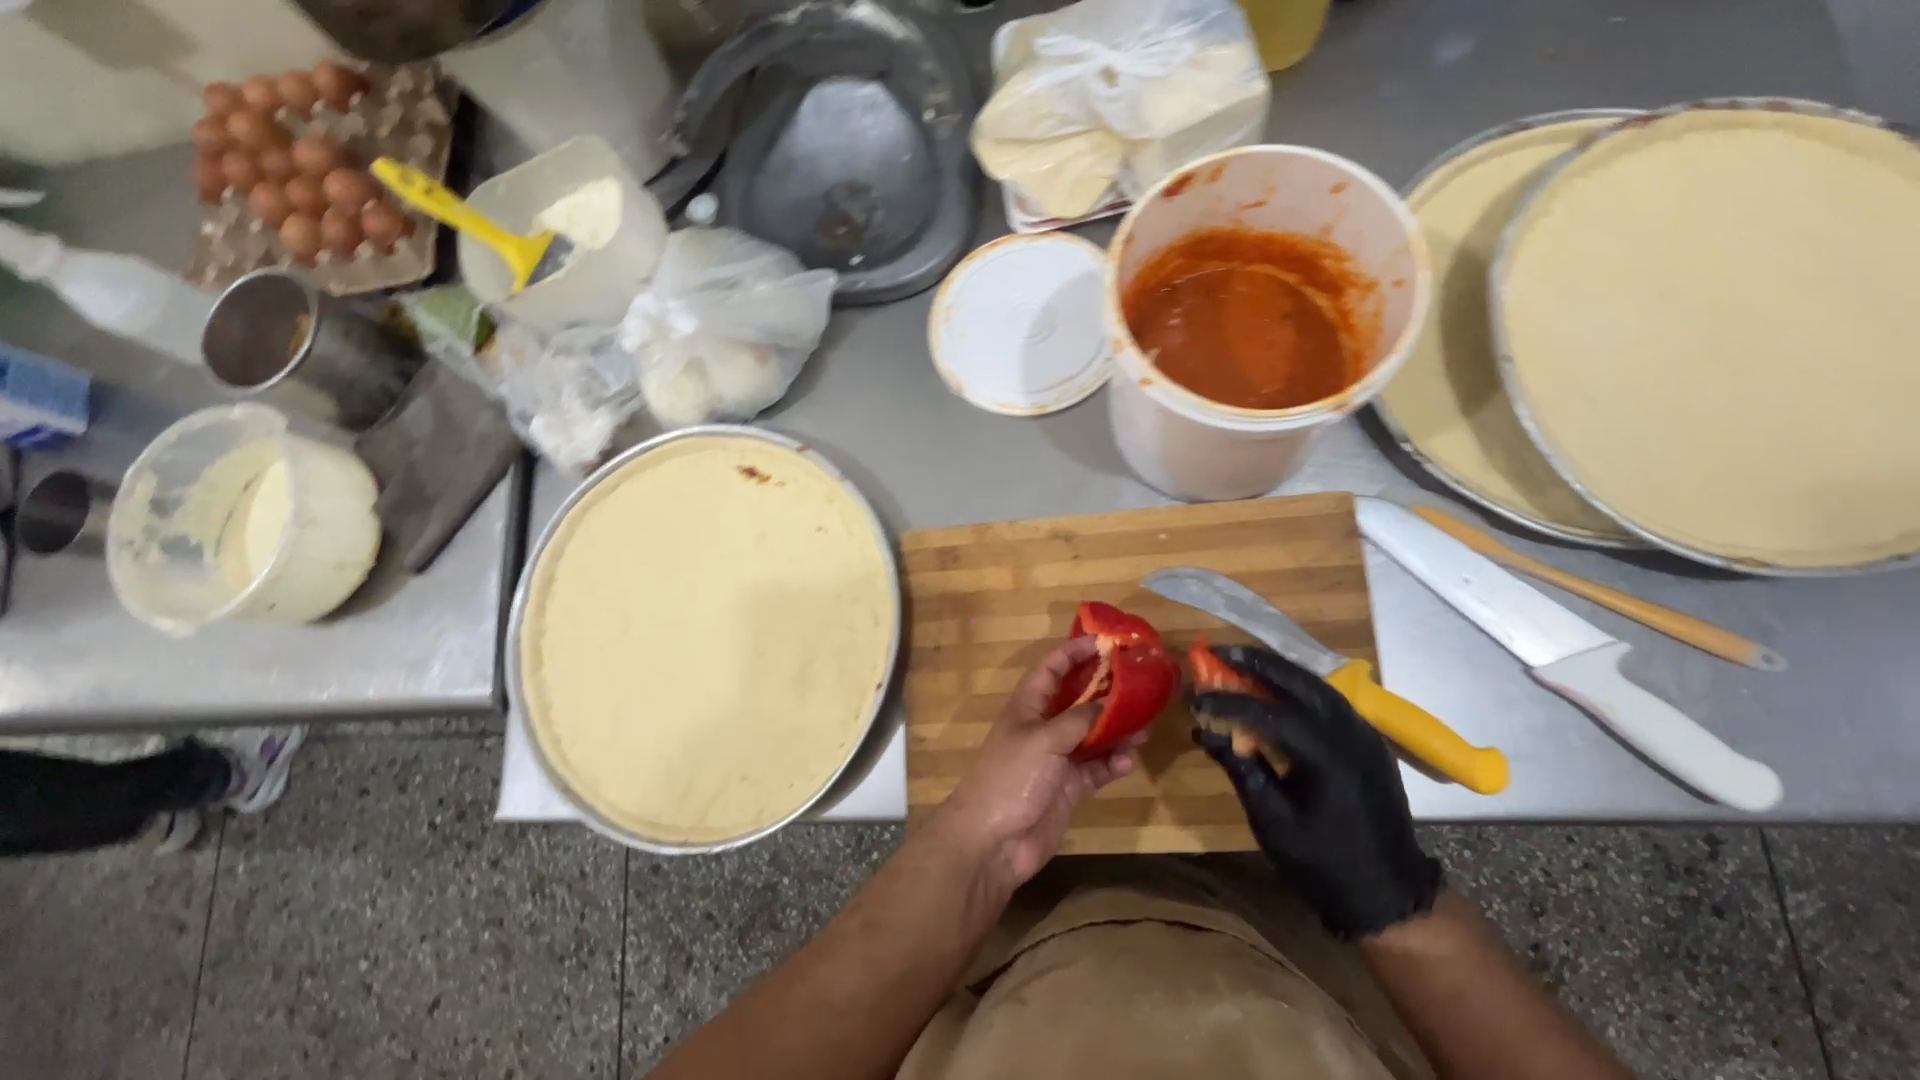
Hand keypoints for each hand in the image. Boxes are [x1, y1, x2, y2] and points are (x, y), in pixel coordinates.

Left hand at [935, 637, 1139, 893]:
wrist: (993, 841)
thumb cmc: (1011, 778)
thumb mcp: (1045, 740)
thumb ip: (1079, 719)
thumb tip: (1110, 703)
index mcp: (1028, 707)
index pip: (1052, 668)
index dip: (1074, 651)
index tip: (1105, 640)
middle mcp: (1043, 728)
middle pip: (1078, 700)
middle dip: (1106, 691)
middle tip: (1141, 682)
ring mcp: (1056, 760)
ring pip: (1093, 736)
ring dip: (1117, 730)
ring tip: (1145, 726)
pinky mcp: (1068, 789)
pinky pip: (1097, 769)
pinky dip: (1113, 764)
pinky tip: (1129, 761)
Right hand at [1192, 644, 1441, 940]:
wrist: (1388, 894)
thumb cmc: (1323, 865)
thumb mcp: (1273, 823)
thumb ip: (1242, 772)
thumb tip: (1206, 734)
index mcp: (1328, 757)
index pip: (1270, 712)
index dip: (1229, 701)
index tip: (1196, 698)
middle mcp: (1351, 734)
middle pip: (1301, 681)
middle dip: (1258, 662)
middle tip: (1219, 650)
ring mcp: (1366, 735)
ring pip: (1319, 686)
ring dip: (1279, 670)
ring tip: (1242, 660)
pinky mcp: (1370, 742)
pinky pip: (1331, 701)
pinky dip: (1299, 687)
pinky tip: (1276, 689)